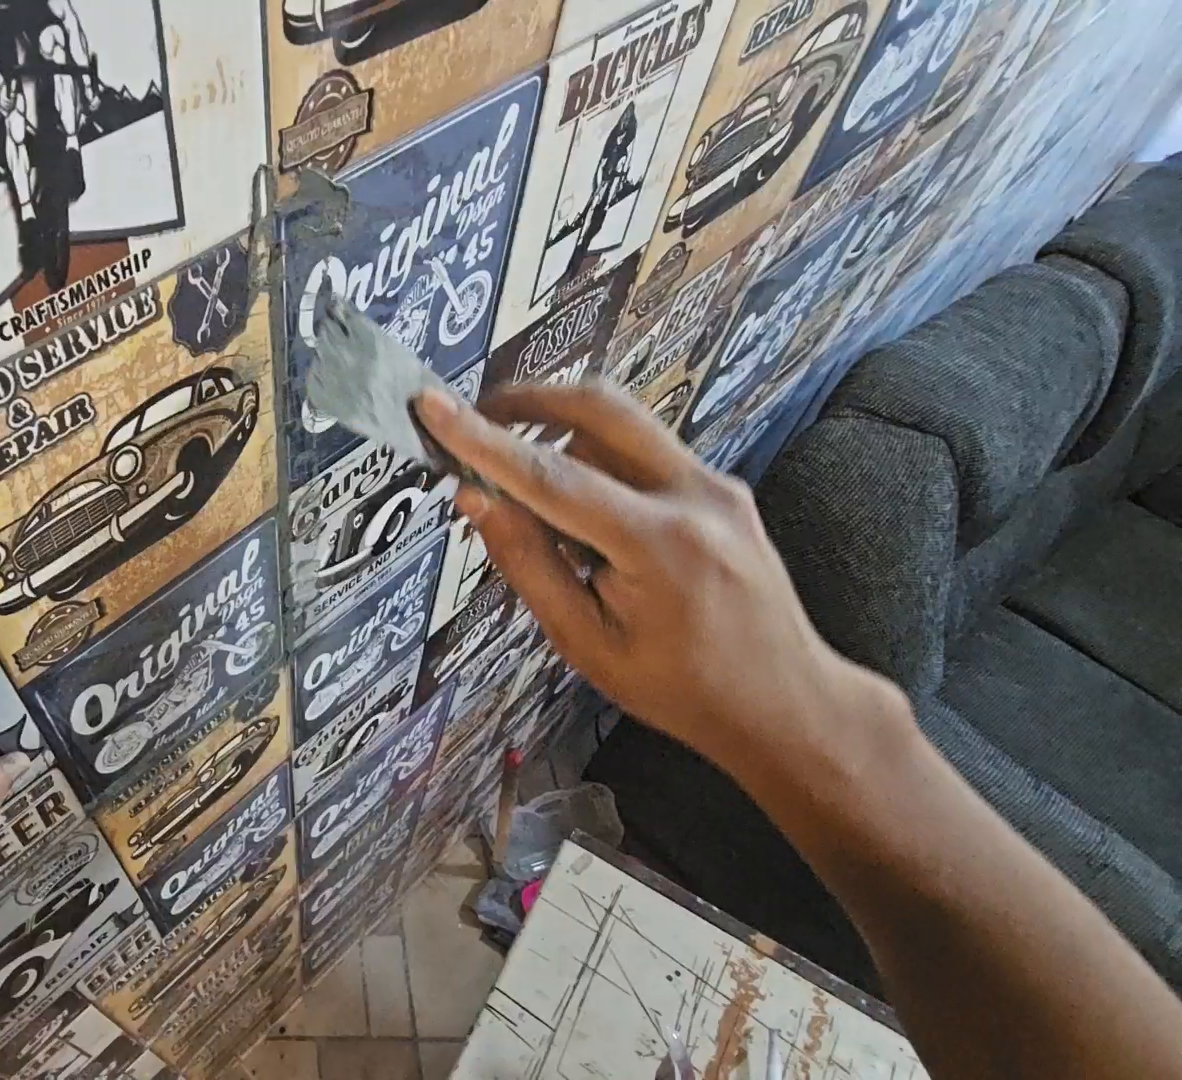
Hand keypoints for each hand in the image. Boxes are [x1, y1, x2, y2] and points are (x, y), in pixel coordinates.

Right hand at [413, 381, 897, 770]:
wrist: (785, 702)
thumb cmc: (679, 688)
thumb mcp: (584, 642)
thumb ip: (527, 562)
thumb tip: (476, 499)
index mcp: (659, 545)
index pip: (550, 475)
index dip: (481, 439)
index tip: (433, 406)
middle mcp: (696, 495)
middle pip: (599, 408)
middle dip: (528, 400)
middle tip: (475, 416)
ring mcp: (716, 485)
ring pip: (620, 426)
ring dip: (561, 437)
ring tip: (532, 501)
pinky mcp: (719, 488)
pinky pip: (641, 452)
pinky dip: (594, 462)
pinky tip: (582, 519)